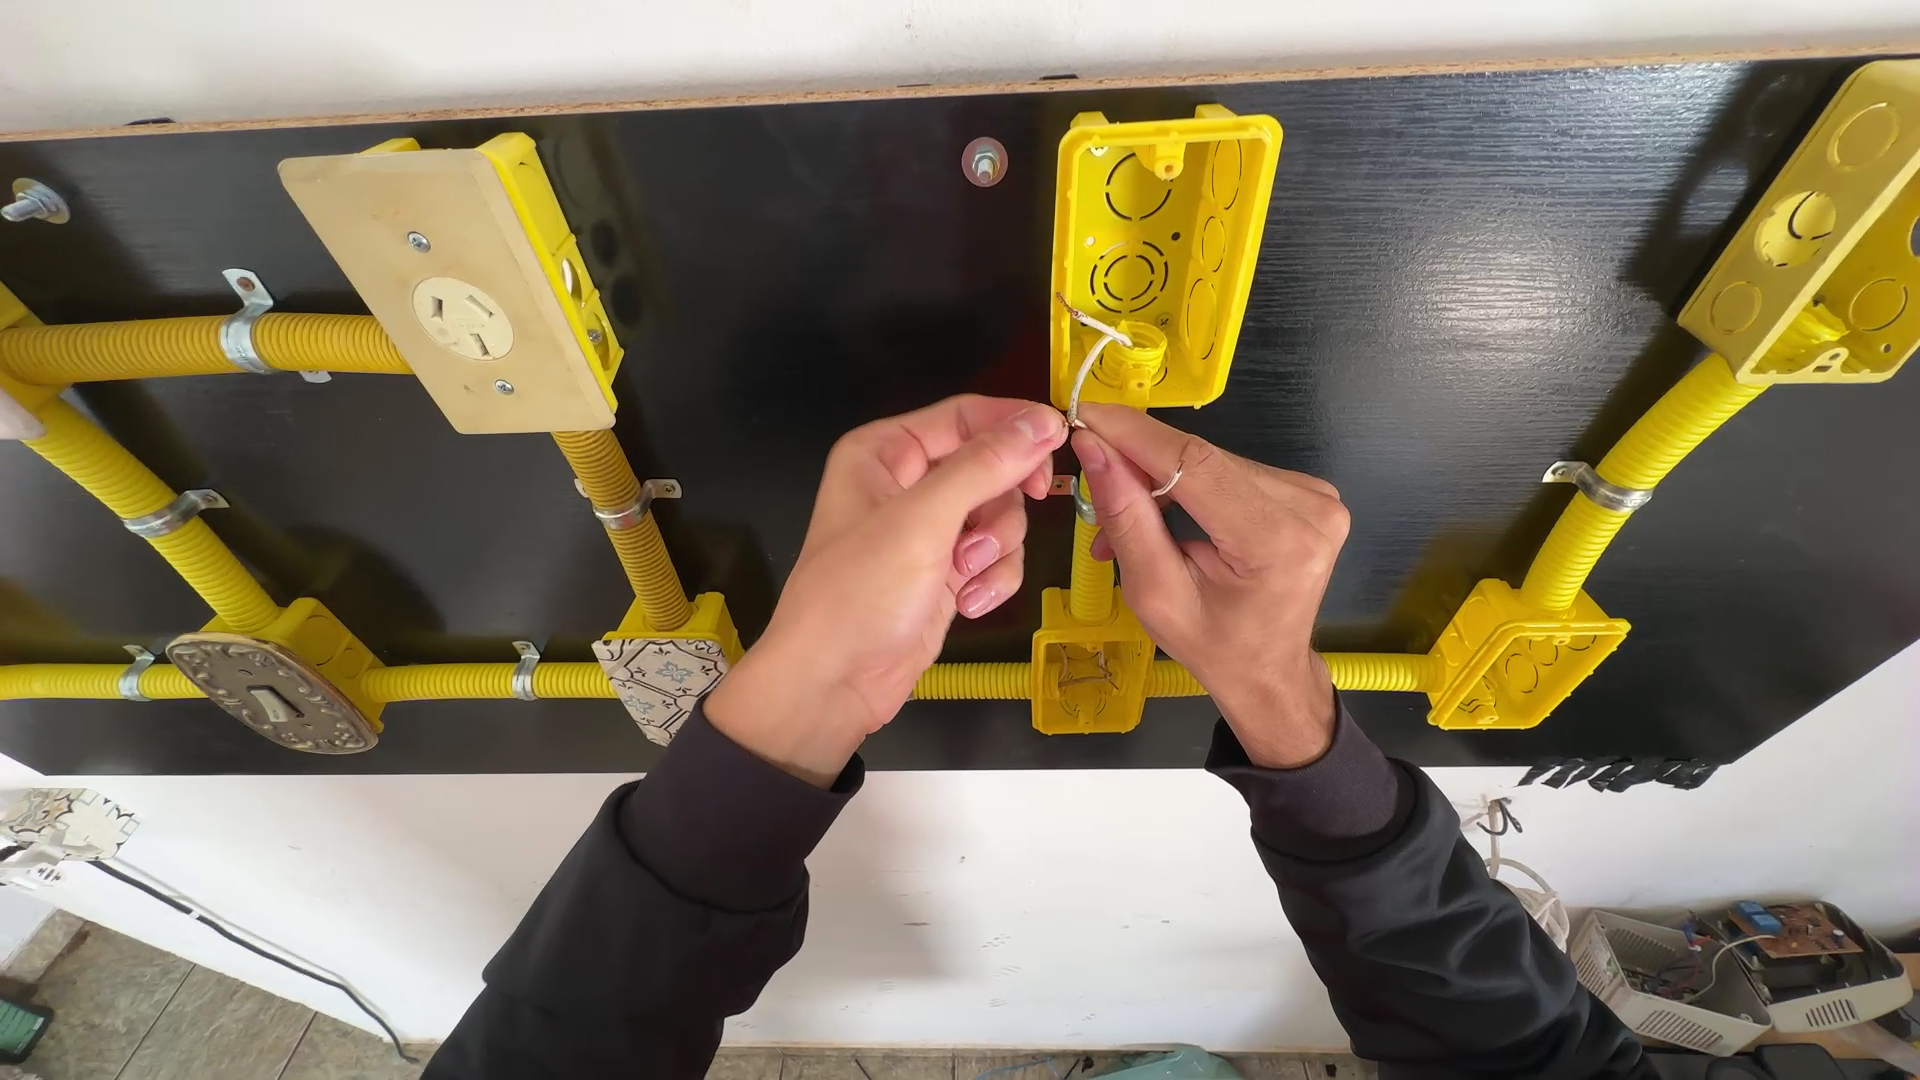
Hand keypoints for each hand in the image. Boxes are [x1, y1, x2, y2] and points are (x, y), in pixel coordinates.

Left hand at [706, 395, 1066, 784]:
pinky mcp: (948, 572)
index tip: (1059, 442)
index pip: (965, 415)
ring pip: (1002, 516)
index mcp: (885, 451)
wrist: (835, 684)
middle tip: (996, 530)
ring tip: (965, 576)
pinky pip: (996, 557)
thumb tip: (1044, 421)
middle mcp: (908, 483)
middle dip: (999, 507)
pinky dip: (992, 579)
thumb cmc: (861, 593)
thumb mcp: (921, 521)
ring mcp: (930, 530)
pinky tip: (969, 603)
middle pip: (992, 467)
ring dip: (995, 550)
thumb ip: (985, 467)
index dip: (1013, 426)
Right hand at [1072, 402, 1349, 767]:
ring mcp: (1314, 495)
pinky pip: (1227, 470)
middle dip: (1137, 461)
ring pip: (1209, 460)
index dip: (1133, 435)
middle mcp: (1307, 507)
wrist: (1269, 670)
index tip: (1084, 415)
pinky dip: (1186, 485)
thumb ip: (1126, 517)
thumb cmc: (1212, 645)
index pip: (1192, 464)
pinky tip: (1161, 513)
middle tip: (1090, 475)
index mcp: (1274, 541)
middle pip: (1200, 458)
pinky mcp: (1306, 490)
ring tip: (1122, 520)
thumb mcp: (1153, 592)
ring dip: (1158, 479)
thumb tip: (1093, 449)